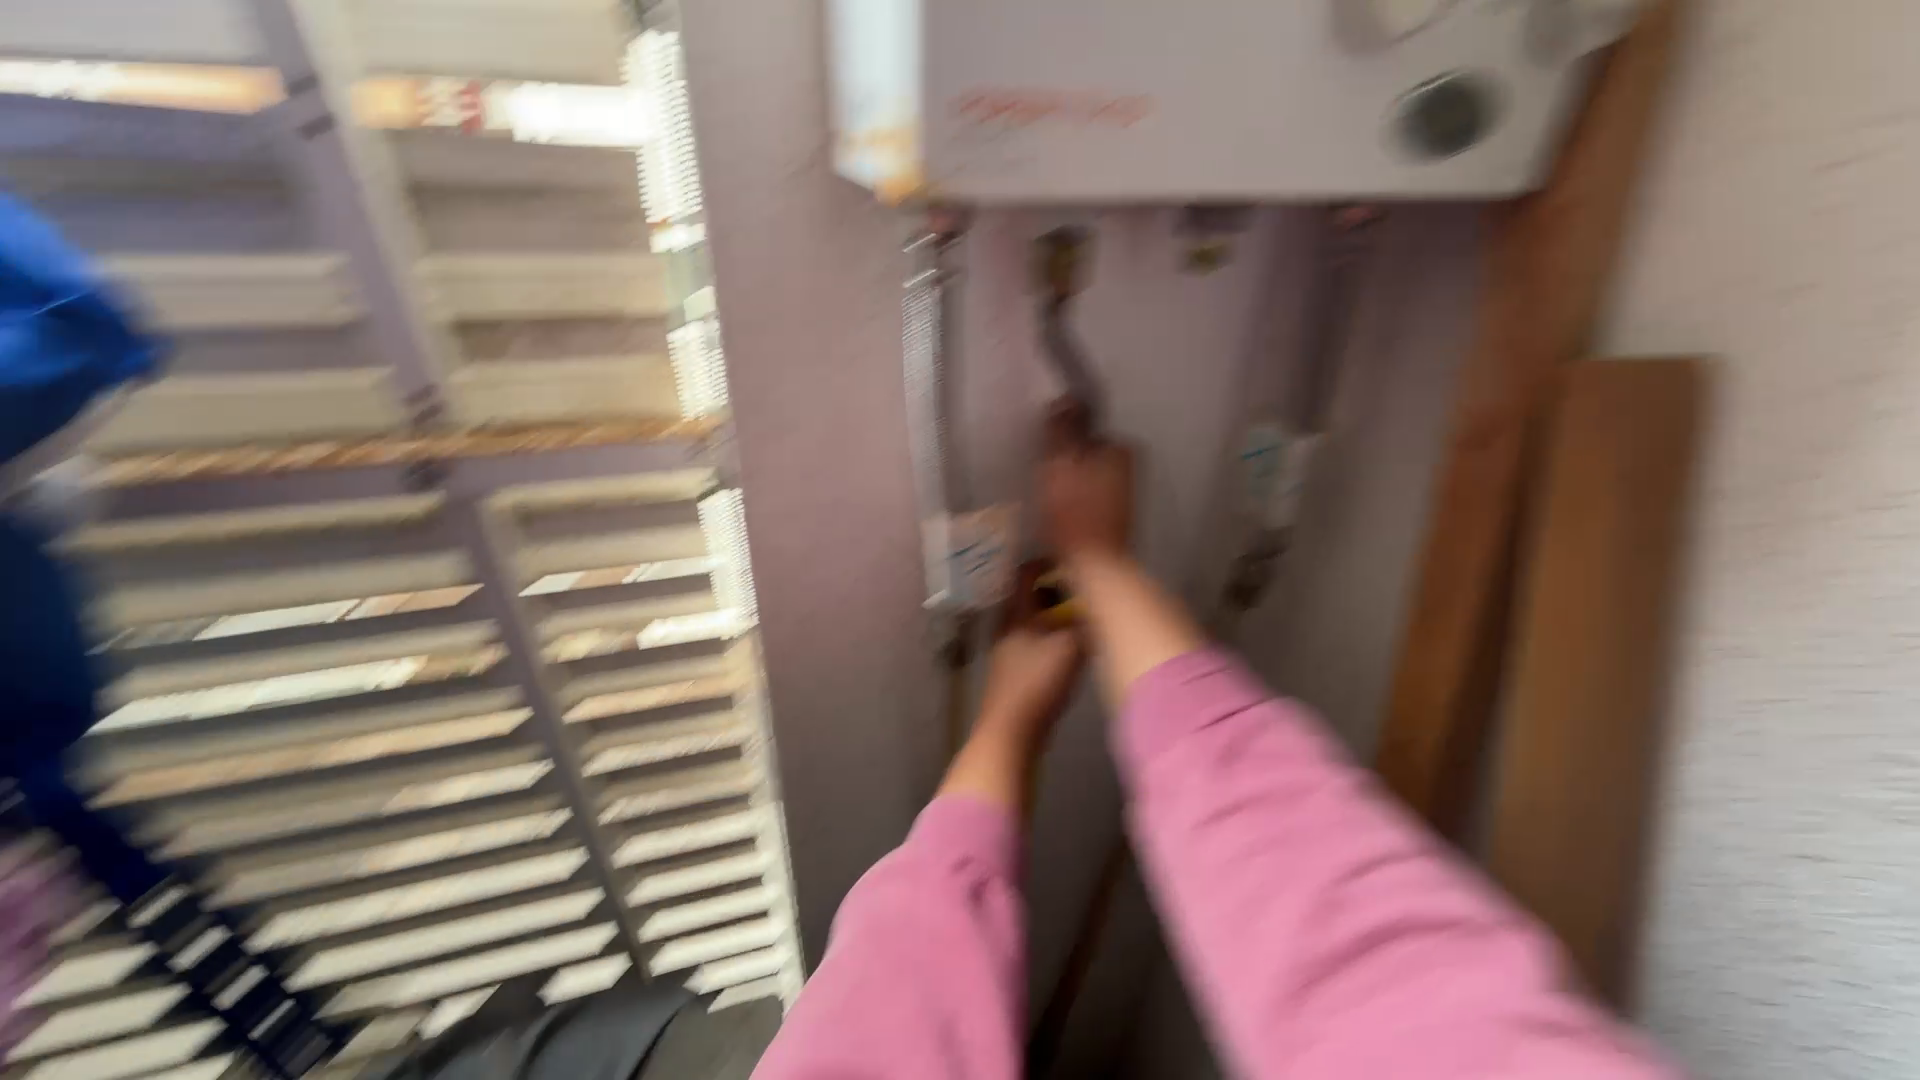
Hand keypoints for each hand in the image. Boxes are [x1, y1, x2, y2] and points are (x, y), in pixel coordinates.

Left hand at [938, 563, 1084, 814]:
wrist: (1011, 732)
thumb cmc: (1038, 682)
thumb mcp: (1070, 647)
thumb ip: (1087, 622)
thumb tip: (1100, 605)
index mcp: (1015, 612)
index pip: (1026, 572)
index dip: (1048, 563)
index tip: (1074, 565)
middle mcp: (1008, 625)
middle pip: (1032, 596)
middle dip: (1059, 592)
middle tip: (1085, 595)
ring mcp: (1009, 649)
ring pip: (1035, 621)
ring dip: (1058, 617)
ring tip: (1084, 621)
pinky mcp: (1015, 670)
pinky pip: (1036, 641)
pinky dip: (1054, 638)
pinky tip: (1073, 651)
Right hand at [1039, 399, 1135, 559]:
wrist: (1094, 565)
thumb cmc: (1073, 513)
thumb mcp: (1060, 464)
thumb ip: (1062, 429)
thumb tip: (1066, 398)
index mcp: (1120, 447)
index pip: (1085, 427)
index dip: (1062, 438)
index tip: (1046, 454)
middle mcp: (1129, 465)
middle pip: (1087, 450)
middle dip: (1067, 458)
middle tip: (1046, 478)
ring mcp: (1125, 490)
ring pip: (1087, 472)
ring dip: (1070, 479)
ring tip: (1052, 497)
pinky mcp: (1117, 512)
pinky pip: (1089, 492)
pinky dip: (1076, 497)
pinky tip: (1063, 511)